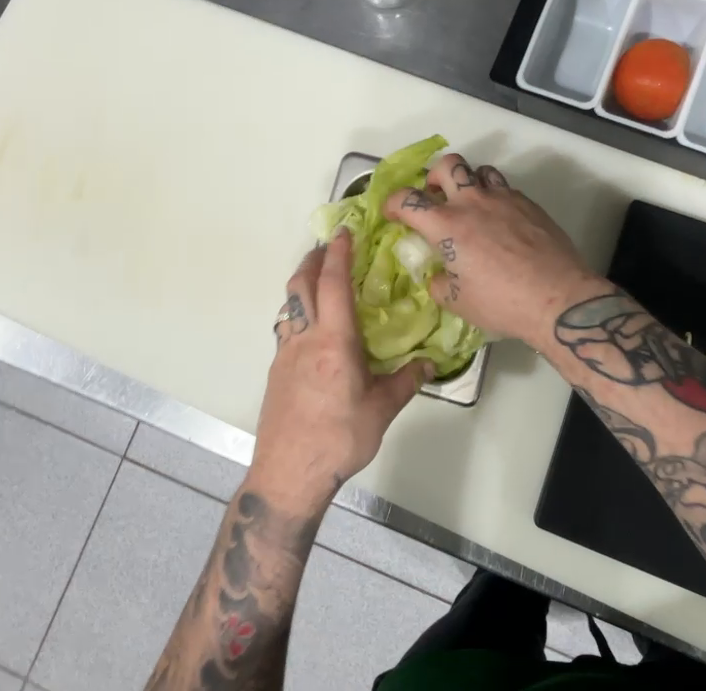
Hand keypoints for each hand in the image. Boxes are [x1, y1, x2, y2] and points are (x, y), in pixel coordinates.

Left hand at [251, 230, 431, 513]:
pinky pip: (286, 328)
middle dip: (313, 259)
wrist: (289, 473)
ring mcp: (286, 354)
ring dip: (302, 284)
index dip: (339, 254)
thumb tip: (428, 363)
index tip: (346, 233)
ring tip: (318, 279)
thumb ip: (405, 382)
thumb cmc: (338, 440)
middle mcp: (305, 340)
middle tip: (328, 246)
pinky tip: (310, 326)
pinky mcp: (277, 371)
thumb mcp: (381, 411)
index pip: (334, 284)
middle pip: (301, 285)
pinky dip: (298, 311)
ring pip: (289, 305)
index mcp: (334, 343)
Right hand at [382, 153, 607, 344]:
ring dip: (469, 183)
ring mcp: (504, 199)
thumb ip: (438, 283)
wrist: (557, 297)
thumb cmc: (502, 303)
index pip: (407, 199)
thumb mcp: (457, 301)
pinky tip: (500, 222)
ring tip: (470, 205)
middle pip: (447, 165)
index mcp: (447, 225)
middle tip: (435, 197)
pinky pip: (505, 189)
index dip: (393, 203)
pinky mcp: (529, 204)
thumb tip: (438, 274)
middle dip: (434, 176)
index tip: (393, 214)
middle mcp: (473, 203)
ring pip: (480, 170)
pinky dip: (495, 198)